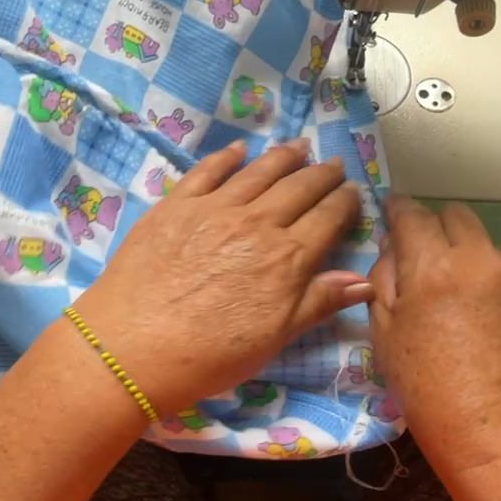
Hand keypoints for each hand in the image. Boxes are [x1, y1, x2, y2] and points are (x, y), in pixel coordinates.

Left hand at [71, 141, 368, 413]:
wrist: (134, 348)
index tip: (354, 192)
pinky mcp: (177, 205)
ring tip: (301, 146)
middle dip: (322, 174)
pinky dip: (228, 157)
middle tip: (335, 164)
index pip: (327, 219)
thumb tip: (365, 280)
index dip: (345, 203)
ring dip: (284, 157)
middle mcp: (257, 223)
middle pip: (298, 189)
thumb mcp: (275, 337)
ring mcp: (215, 209)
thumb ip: (319, 302)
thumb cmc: (212, 354)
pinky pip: (208, 171)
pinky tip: (240, 149)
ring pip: (259, 172)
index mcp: (287, 258)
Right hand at [368, 196, 500, 473]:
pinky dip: (487, 280)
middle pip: (455, 215)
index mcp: (433, 267)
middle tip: (424, 258)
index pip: (412, 214)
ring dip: (463, 256)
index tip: (392, 212)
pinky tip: (481, 318)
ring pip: (481, 242)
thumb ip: (383, 276)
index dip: (398, 209)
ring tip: (456, 298)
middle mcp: (478, 259)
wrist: (487, 425)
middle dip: (435, 228)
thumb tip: (394, 245)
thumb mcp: (382, 330)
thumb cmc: (422, 383)